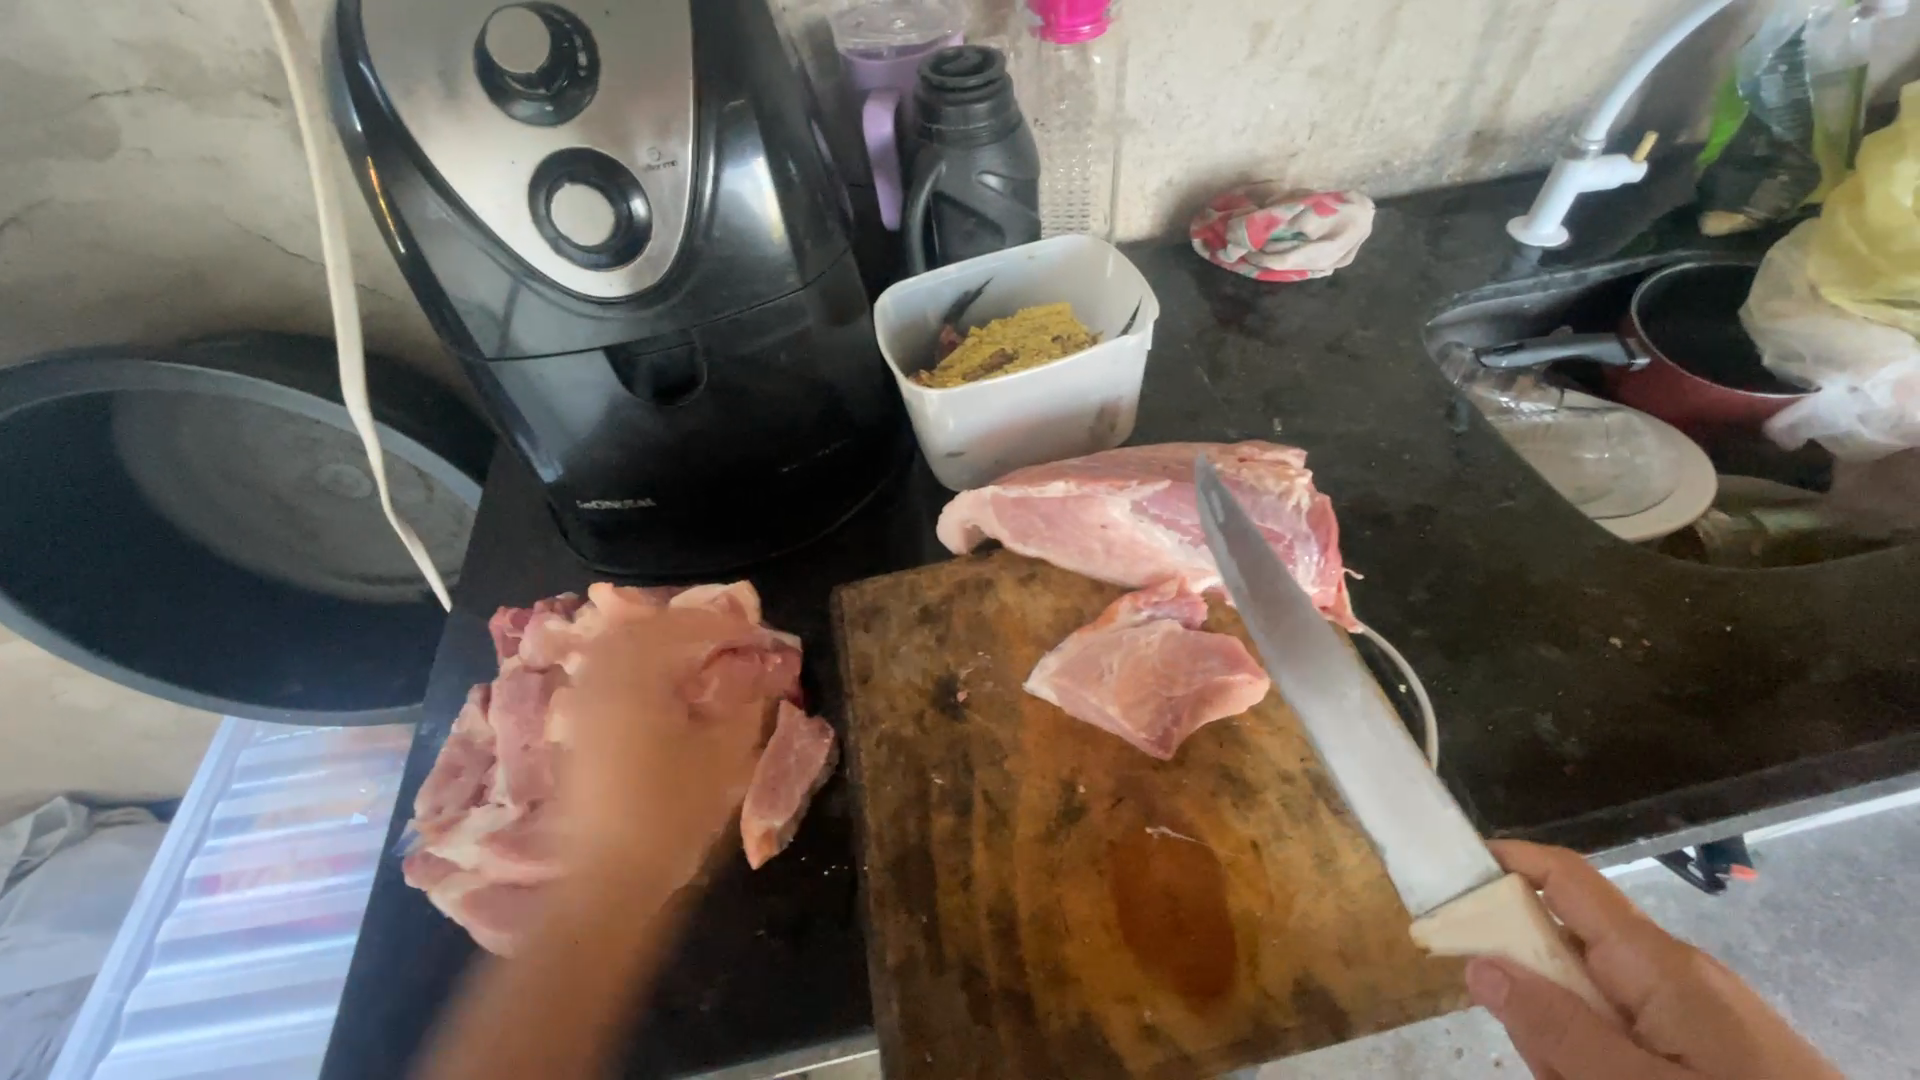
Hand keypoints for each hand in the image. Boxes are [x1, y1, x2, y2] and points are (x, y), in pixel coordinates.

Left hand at [546, 604, 769, 887]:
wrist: (606, 880)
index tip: (754, 634)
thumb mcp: (724, 756)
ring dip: (659, 646)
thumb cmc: (672, 815)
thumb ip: (746, 704)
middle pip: (639, 628)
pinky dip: (638, 669)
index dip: (722, 623)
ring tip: (697, 659)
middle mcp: (601, 681)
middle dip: (684, 626)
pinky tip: (665, 691)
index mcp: (637, 679)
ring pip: (617, 651)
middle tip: (723, 637)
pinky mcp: (577, 732)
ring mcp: (582, 707)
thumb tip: (762, 675)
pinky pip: (607, 676)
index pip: (680, 627)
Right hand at [1466, 841, 1840, 1079]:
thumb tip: (1478, 963)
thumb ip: (1556, 1029)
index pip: (1564, 875)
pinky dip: (1601, 1060)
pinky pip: (1624, 1030)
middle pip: (1561, 946)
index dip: (1502, 859)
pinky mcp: (1708, 1044)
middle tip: (1543, 1062)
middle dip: (1532, 994)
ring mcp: (1693, 1010)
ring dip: (1567, 1043)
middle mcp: (1671, 970)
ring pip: (1587, 997)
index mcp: (1655, 962)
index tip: (1445, 876)